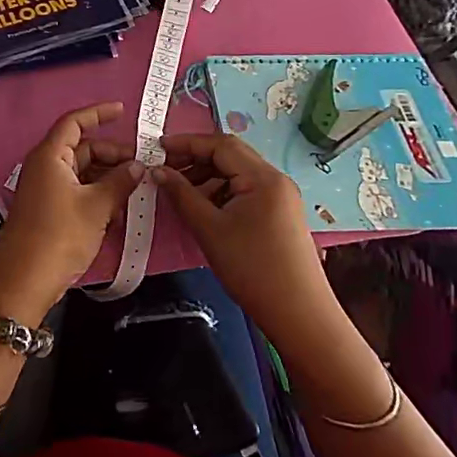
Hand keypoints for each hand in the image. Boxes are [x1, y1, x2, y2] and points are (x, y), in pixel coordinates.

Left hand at [0, 103, 141, 319]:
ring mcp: (46, 189)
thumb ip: (120, 181)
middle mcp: (45, 166)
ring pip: (83, 172)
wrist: (24, 282)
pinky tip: (118, 209)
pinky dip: (98, 194)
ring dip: (108, 177)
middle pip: (83, 148)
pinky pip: (77, 190)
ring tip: (135, 189)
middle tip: (141, 166)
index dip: (98, 114)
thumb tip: (137, 166)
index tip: (122, 111)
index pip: (74, 122)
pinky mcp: (49, 210)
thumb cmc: (59, 236)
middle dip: (112, 154)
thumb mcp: (97, 207)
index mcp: (51, 156)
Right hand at [152, 133, 338, 343]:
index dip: (187, 143)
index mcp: (263, 176)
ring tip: (180, 192)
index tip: (158, 149)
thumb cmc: (252, 269)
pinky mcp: (281, 214)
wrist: (298, 314)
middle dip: (196, 159)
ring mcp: (281, 197)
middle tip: (166, 170)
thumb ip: (182, 195)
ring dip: (208, 177)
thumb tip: (159, 171)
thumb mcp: (210, 229)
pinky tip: (204, 208)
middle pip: (231, 156)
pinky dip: (222, 193)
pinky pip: (246, 191)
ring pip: (238, 174)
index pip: (221, 144)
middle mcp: (275, 179)